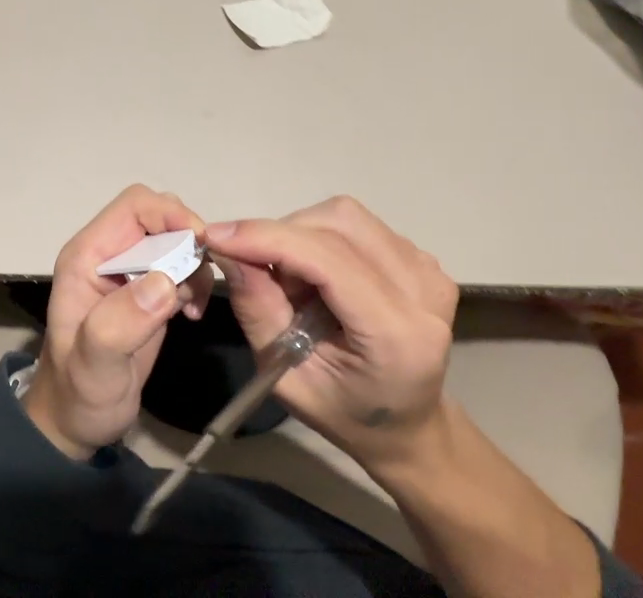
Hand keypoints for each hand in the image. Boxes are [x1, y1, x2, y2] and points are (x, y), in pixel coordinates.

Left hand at [23, 185, 209, 460]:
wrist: (75, 421)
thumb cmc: (78, 392)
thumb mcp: (94, 363)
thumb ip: (121, 322)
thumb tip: (165, 282)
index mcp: (87, 256)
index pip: (134, 206)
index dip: (171, 215)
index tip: (200, 248)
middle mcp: (107, 255)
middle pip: (159, 217)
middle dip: (188, 242)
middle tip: (199, 287)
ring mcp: (127, 272)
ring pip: (174, 239)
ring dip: (194, 265)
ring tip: (193, 307)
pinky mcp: (146, 292)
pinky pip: (179, 266)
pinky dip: (195, 283)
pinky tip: (191, 315)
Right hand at [204, 196, 457, 470]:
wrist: (408, 425)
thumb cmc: (344, 411)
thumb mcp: (287, 378)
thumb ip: (258, 310)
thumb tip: (225, 249)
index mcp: (396, 334)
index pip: (327, 259)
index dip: (266, 238)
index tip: (214, 236)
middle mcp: (423, 292)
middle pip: (337, 225)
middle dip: (281, 238)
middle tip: (262, 277)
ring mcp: (428, 270)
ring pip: (345, 216)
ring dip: (301, 237)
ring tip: (296, 284)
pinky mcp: (423, 259)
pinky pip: (358, 225)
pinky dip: (322, 241)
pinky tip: (323, 280)